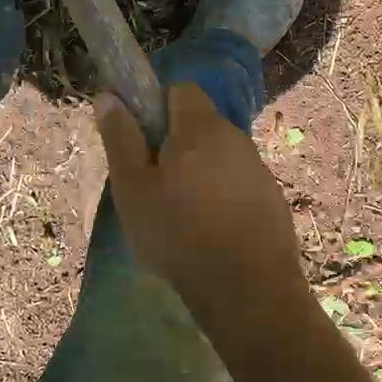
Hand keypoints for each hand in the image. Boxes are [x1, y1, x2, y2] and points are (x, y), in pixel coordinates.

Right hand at [95, 84, 307, 323]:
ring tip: (181, 214)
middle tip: (154, 184)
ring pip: (219, 155)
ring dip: (200, 171)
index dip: (158, 108)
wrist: (248, 291)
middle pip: (200, 124)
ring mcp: (259, 169)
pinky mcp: (273, 199)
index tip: (143, 141)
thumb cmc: (178, 233)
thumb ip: (121, 138)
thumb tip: (108, 96)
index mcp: (200, 127)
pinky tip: (211, 232)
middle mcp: (235, 137)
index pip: (181, 90)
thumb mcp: (133, 188)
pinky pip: (238, 183)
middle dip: (177, 144)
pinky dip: (222, 196)